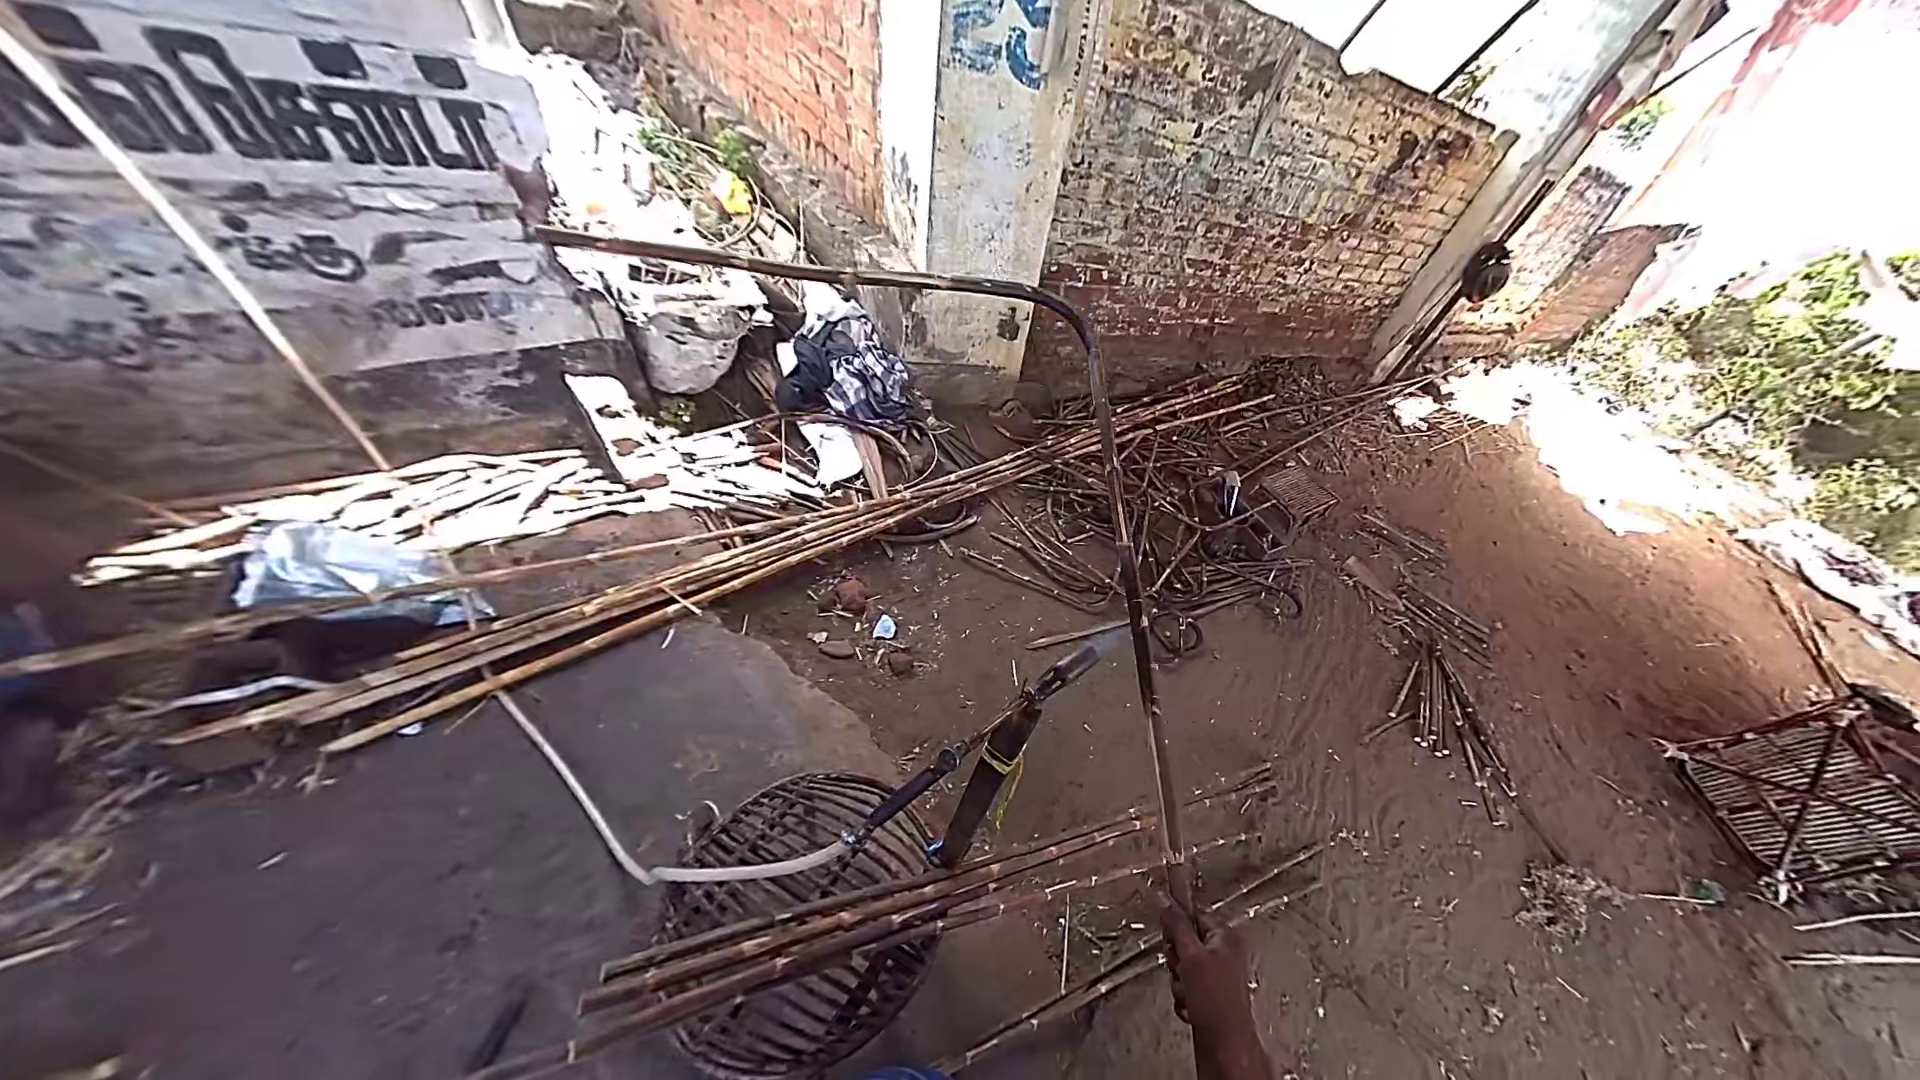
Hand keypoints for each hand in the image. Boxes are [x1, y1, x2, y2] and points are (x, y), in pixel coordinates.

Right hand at [1159, 899, 1271, 1079]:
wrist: (1225, 1048)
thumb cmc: (1217, 1003)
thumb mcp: (1191, 955)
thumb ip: (1176, 925)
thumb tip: (1165, 901)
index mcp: (1225, 936)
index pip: (1192, 913)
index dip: (1177, 924)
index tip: (1170, 935)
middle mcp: (1222, 953)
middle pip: (1183, 939)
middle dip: (1176, 956)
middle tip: (1182, 967)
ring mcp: (1214, 974)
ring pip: (1180, 963)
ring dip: (1178, 979)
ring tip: (1189, 991)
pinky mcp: (1207, 993)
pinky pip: (1183, 983)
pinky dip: (1182, 994)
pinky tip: (1191, 1004)